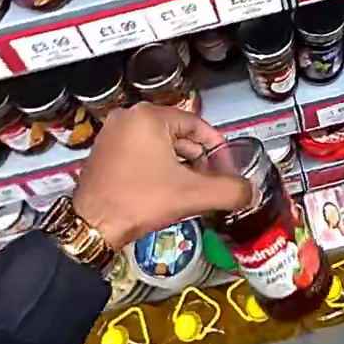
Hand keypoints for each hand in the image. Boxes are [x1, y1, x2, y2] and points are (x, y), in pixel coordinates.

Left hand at [72, 104, 251, 248]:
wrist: (92, 227)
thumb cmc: (140, 201)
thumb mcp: (191, 195)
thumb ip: (228, 190)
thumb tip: (251, 191)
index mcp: (149, 116)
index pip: (197, 125)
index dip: (217, 147)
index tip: (228, 168)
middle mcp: (128, 117)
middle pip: (178, 134)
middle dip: (199, 158)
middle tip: (212, 182)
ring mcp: (112, 134)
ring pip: (160, 145)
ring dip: (180, 165)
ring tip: (193, 189)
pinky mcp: (103, 152)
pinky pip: (141, 153)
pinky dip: (158, 167)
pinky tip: (168, 190)